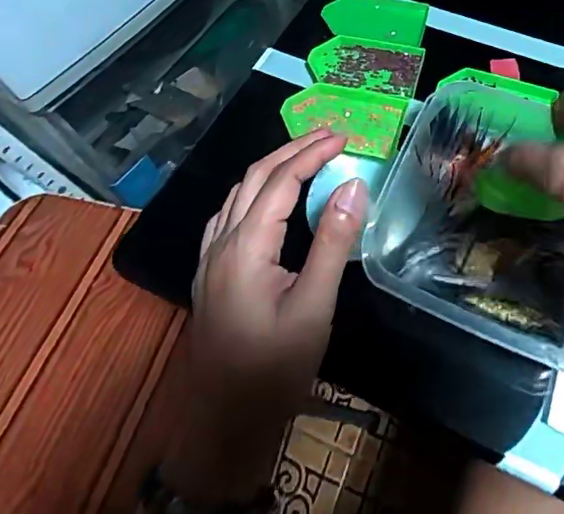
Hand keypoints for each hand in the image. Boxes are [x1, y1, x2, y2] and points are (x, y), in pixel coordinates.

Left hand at [165, 130, 366, 503]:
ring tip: (307, 156)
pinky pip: (229, 214)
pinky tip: (268, 200)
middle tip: (331, 135)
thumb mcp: (313, 307)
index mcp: (244, 248)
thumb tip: (354, 184)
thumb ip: (333, 242)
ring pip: (237, 194)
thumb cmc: (273, 370)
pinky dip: (254, 191)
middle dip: (292, 149)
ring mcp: (209, 261)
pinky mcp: (209, 276)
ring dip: (272, 167)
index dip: (313, 153)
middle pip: (253, 178)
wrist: (223, 428)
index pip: (279, 181)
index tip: (346, 136)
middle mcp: (220, 245)